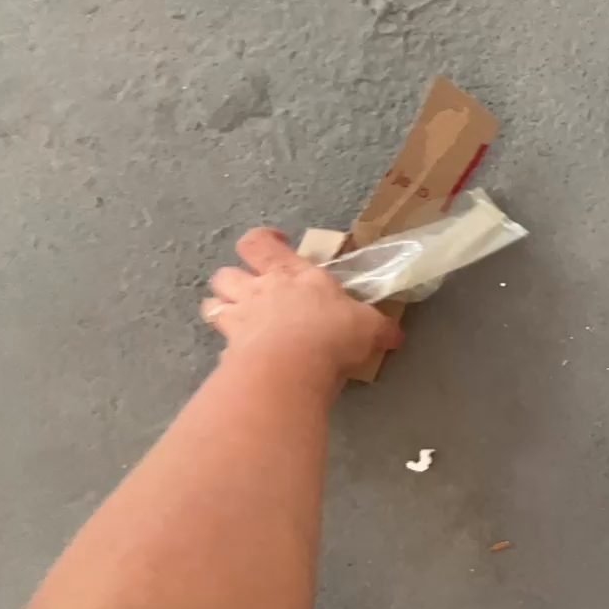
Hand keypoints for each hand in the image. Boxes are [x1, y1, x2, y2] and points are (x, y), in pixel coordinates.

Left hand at [201, 229, 401, 376]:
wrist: (290, 367)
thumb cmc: (332, 332)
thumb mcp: (369, 326)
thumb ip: (378, 327)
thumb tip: (395, 335)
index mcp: (292, 274)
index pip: (261, 243)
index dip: (264, 240)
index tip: (277, 243)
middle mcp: (259, 291)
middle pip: (227, 272)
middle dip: (236, 277)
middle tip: (255, 289)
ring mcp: (239, 320)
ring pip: (212, 302)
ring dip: (223, 307)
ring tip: (241, 318)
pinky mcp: (227, 350)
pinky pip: (220, 342)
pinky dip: (230, 346)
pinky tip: (247, 355)